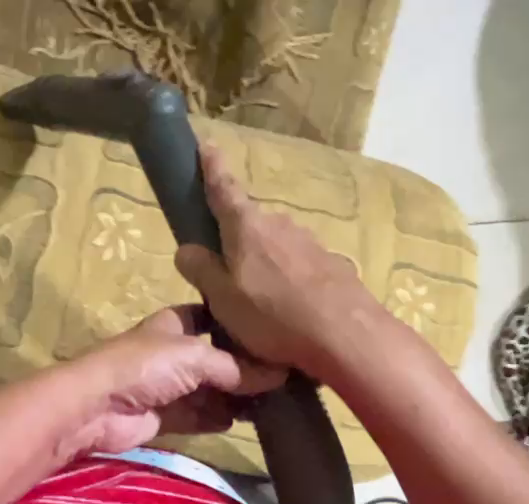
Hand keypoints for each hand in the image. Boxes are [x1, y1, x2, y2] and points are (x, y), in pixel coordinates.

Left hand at [58, 305, 286, 455]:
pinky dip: (216, 418)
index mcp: (173, 325)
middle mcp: (170, 353)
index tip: (269, 331)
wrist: (97, 407)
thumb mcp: (196, 356)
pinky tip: (241, 421)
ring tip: (270, 403)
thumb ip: (237, 367)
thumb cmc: (144, 366)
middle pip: (213, 359)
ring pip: (208, 391)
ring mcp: (165, 388)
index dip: (234, 322)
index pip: (209, 316)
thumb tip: (278, 375)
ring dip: (234, 398)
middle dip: (242, 368)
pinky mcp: (162, 418)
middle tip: (281, 377)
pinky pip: (197, 417)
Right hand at [173, 142, 395, 379]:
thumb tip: (185, 249)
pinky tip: (288, 310)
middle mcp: (279, 224)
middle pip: (249, 224)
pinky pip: (298, 267)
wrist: (343, 333)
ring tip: (258, 302)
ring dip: (263, 265)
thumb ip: (201, 271)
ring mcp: (309, 242)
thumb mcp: (222, 299)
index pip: (224, 189)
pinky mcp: (330, 265)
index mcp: (246, 228)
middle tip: (224, 272)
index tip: (205, 146)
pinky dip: (287, 281)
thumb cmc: (271, 316)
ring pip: (275, 247)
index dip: (212, 169)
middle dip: (235, 240)